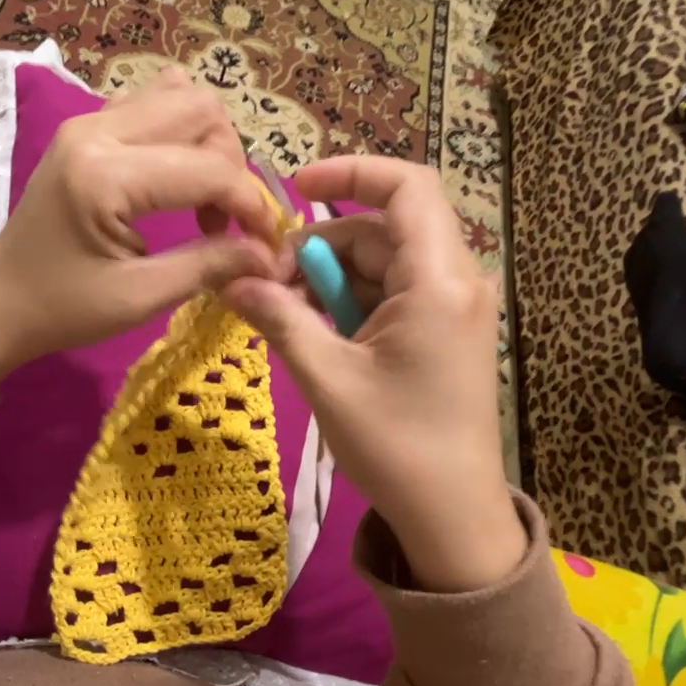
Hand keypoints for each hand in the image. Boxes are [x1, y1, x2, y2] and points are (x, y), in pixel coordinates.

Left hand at [0, 70, 283, 391]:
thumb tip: (270, 255)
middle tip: (225, 224)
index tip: (267, 247)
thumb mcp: (138, 298)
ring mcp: (86, 123)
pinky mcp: (84, 130)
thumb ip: (208, 267)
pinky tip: (174, 184)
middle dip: (231, 165)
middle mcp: (95, 130)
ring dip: (208, 146)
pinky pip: (150, 108)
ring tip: (201, 203)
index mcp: (104, 175)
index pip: (208, 168)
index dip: (251, 206)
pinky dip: (179, 138)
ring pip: (180, 99)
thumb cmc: (61, 311)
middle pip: (201, 110)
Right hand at [221, 155, 524, 591]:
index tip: (293, 188)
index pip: (405, 187)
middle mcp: (456, 281)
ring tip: (285, 320)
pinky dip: (349, 305)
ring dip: (329, 282)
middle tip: (268, 289)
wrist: (451, 512)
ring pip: (381, 265)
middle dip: (320, 248)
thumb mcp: (327, 378)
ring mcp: (452, 309)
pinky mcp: (443, 334)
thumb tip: (230, 280)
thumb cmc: (394, 444)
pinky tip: (316, 337)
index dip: (349, 172)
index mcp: (438, 280)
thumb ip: (279, 319)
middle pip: (381, 230)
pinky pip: (392, 295)